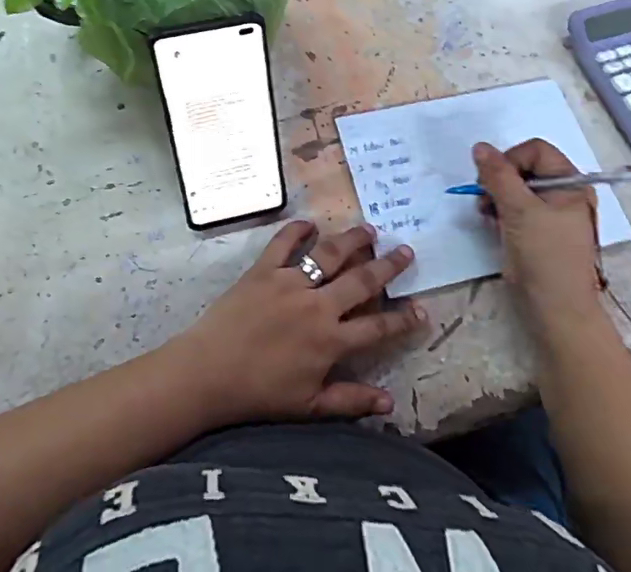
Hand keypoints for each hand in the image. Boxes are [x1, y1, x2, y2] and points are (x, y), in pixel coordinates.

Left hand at [169, 221, 426, 424]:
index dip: (402, 319)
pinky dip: (297, 231)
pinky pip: (283, 244)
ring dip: (352, 241)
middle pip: (361, 280)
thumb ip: (350, 401)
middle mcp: (316, 306)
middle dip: (387, 266)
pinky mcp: (263, 270)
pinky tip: (309, 223)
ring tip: (369, 230)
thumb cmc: (259, 393)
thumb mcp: (309, 406)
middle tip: (406, 251)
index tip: (422, 308)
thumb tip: (390, 403)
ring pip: (329, 255)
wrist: (208, 372)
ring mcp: (289, 283)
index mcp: (330, 340)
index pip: (377, 326)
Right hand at [474, 140, 603, 320]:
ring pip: (517, 189)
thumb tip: (480, 147)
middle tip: (484, 198)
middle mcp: (565, 194)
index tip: (492, 181)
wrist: (557, 310)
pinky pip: (517, 209)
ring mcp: (552, 214)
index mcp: (571, 184)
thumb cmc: (544, 255)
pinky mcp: (539, 232)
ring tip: (486, 214)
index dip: (510, 159)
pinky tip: (493, 224)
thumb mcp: (519, 210)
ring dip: (497, 196)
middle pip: (525, 168)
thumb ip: (498, 175)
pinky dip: (502, 212)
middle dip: (500, 179)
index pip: (535, 150)